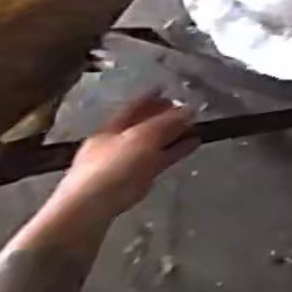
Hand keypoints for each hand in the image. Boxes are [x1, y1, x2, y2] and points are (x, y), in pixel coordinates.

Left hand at [47, 92, 198, 225]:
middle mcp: (119, 141)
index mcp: (111, 129)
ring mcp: (130, 159)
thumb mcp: (142, 136)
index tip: (165, 87)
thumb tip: (190, 109)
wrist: (94, 204)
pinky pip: (164, 156)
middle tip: (187, 107)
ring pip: (157, 140)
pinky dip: (179, 148)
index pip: (132, 107)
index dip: (149, 96)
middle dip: (166, 115)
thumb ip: (167, 121)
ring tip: (197, 124)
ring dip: (176, 132)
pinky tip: (195, 142)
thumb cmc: (112, 164)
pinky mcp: (142, 174)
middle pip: (146, 123)